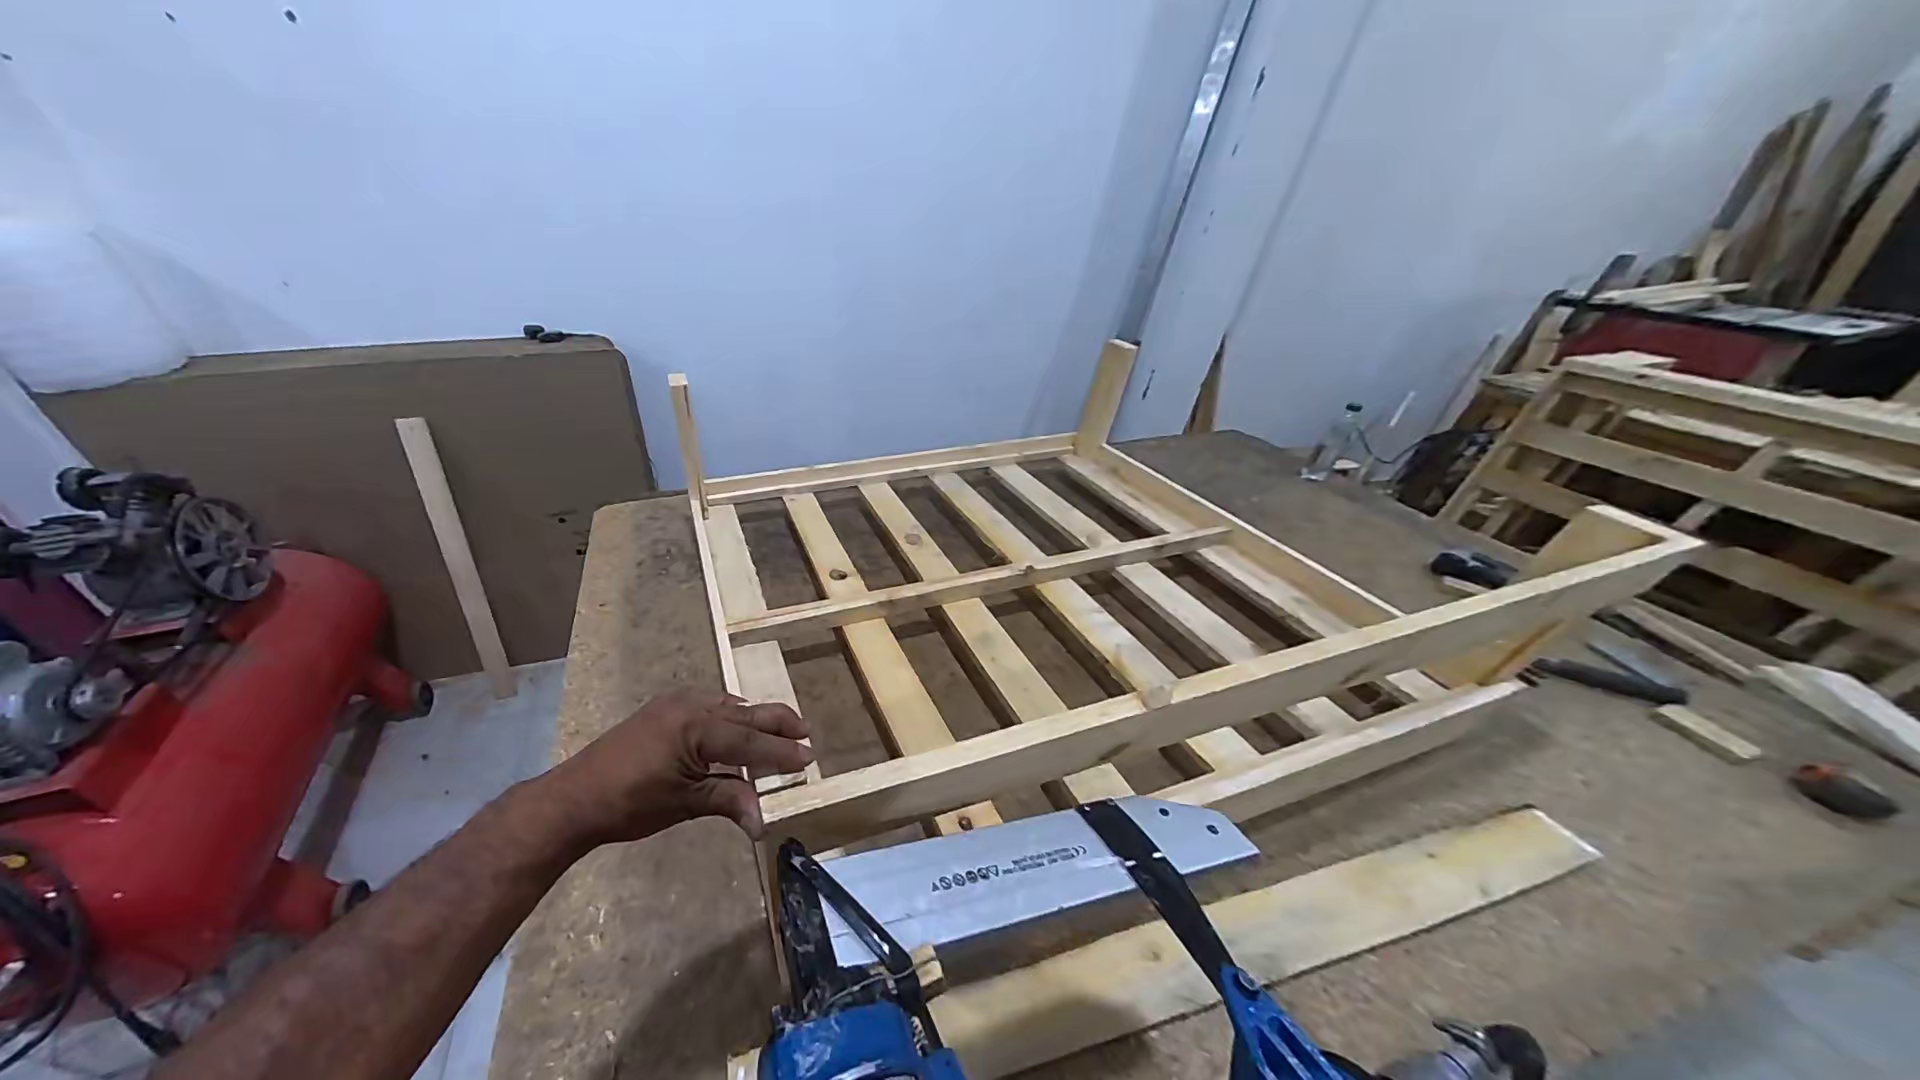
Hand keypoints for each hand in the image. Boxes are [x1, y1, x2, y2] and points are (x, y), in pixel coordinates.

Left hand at [531, 687, 811, 850]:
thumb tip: (764, 822)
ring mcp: (676, 702)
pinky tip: (739, 725)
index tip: (809, 759)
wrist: (572, 799)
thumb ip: (729, 800)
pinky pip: (711, 704)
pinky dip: (732, 715)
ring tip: (781, 730)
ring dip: (756, 719)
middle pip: (747, 715)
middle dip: (778, 725)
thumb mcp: (685, 803)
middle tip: (806, 734)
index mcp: (698, 727)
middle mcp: (692, 706)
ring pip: (730, 706)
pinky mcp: (665, 707)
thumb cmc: (629, 805)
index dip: (782, 752)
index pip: (752, 742)